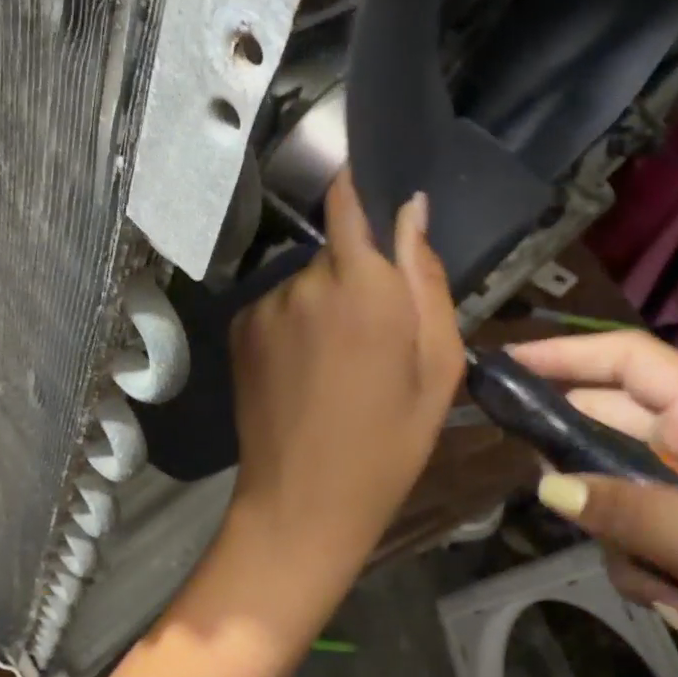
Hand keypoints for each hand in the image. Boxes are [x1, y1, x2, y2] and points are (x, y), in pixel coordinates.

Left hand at [227, 173, 464, 563]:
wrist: (305, 500)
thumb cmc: (390, 441)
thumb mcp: (439, 365)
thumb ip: (427, 277)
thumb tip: (412, 210)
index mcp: (364, 285)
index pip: (348, 202)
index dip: (354, 182)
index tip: (362, 175)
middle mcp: (306, 280)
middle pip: (335, 252)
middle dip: (356, 276)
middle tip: (375, 335)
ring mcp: (265, 304)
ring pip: (305, 282)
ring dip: (322, 305)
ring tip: (337, 366)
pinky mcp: (238, 328)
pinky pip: (276, 307)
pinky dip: (292, 325)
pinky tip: (303, 372)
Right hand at [510, 330, 677, 676]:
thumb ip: (641, 517)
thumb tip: (544, 488)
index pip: (629, 361)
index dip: (563, 353)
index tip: (500, 366)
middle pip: (609, 437)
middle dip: (587, 479)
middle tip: (557, 504)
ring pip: (622, 507)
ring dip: (637, 555)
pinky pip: (652, 553)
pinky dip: (668, 588)